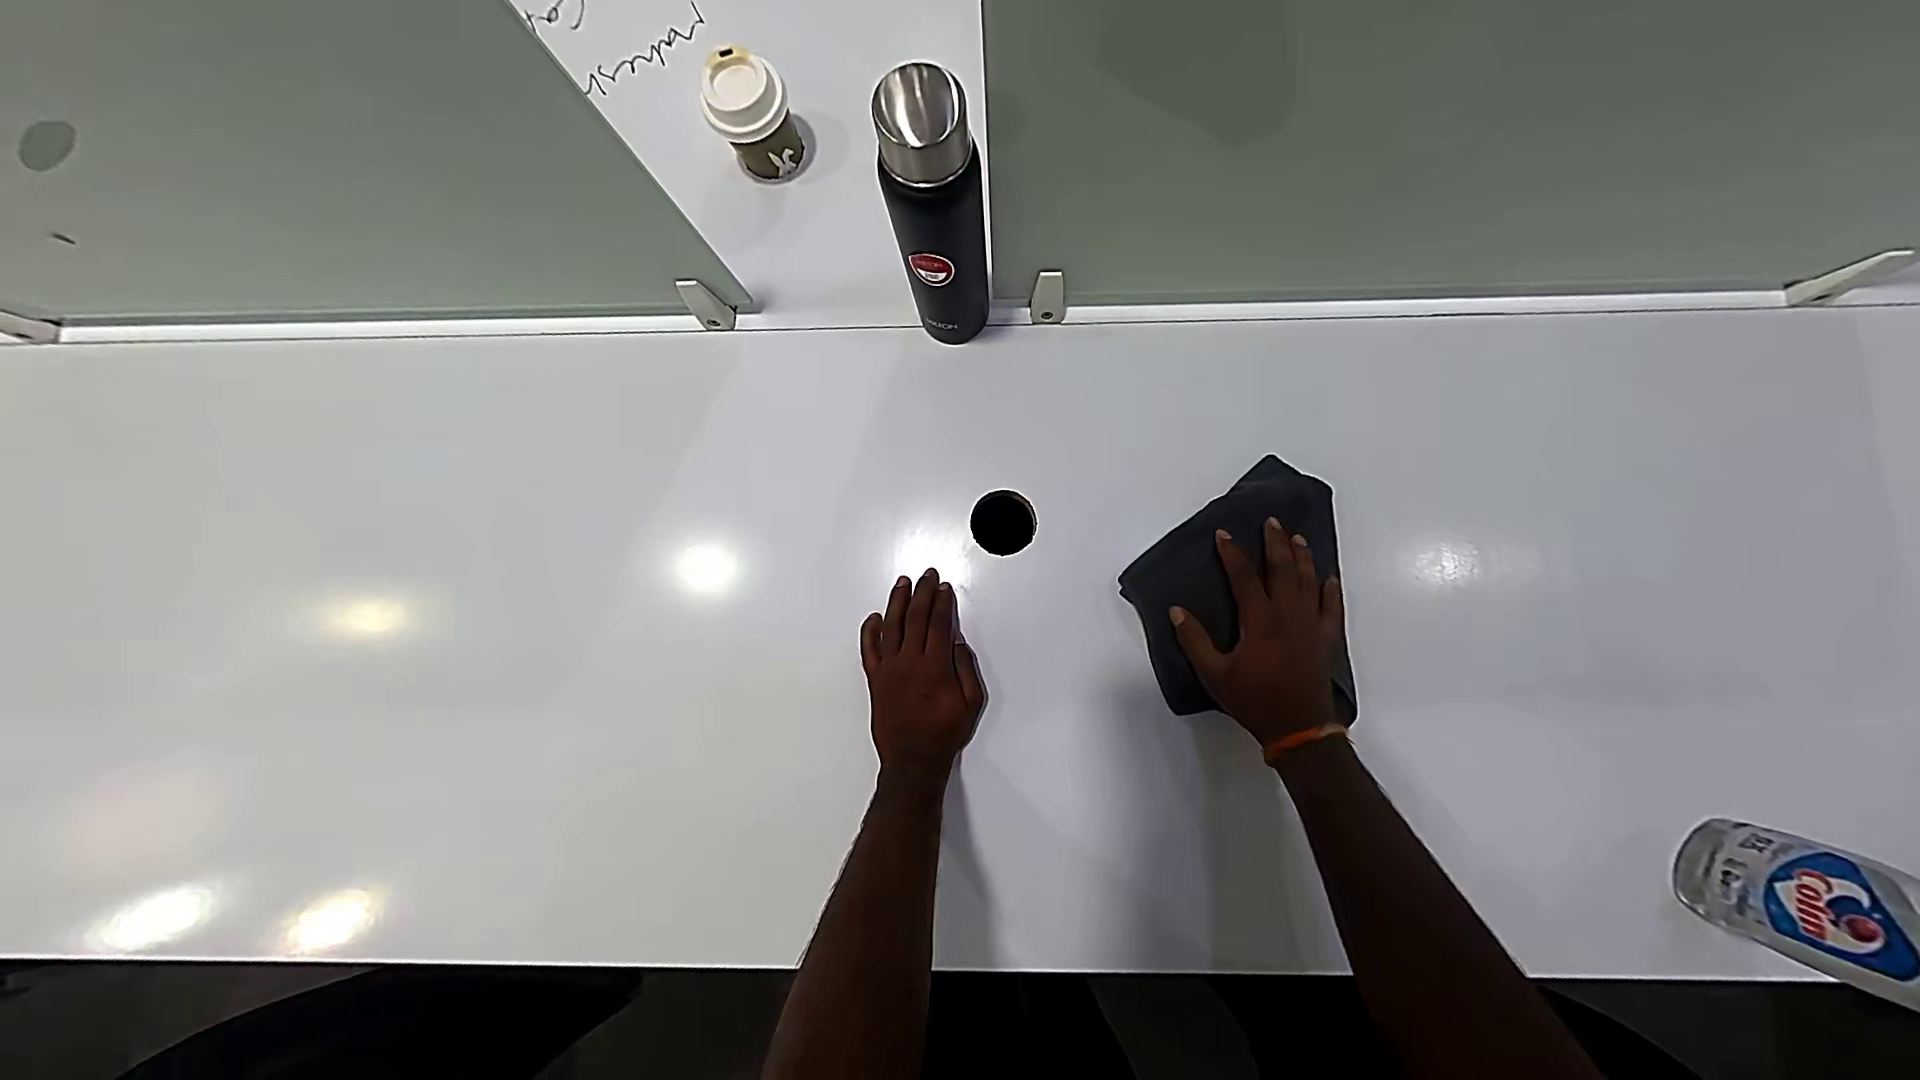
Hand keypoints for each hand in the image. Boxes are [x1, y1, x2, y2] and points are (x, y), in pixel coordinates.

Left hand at [860, 569, 985, 784]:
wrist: (913, 759)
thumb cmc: (942, 734)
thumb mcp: (970, 703)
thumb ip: (966, 669)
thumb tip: (958, 643)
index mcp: (935, 668)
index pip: (939, 624)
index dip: (942, 603)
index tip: (944, 589)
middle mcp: (910, 663)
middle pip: (916, 618)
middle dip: (923, 593)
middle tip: (927, 577)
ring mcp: (890, 670)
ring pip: (892, 626)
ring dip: (897, 602)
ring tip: (902, 584)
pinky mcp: (876, 679)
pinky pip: (869, 649)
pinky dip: (870, 631)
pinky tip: (874, 617)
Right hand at [1170, 518, 1344, 746]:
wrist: (1298, 728)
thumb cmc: (1254, 700)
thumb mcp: (1214, 673)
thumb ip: (1194, 640)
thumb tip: (1177, 612)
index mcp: (1260, 622)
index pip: (1244, 577)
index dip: (1233, 554)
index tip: (1224, 535)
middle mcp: (1288, 617)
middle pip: (1283, 570)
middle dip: (1276, 543)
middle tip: (1272, 522)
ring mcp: (1312, 627)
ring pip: (1309, 582)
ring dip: (1303, 557)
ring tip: (1298, 538)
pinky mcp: (1326, 640)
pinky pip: (1333, 608)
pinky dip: (1331, 590)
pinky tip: (1329, 577)